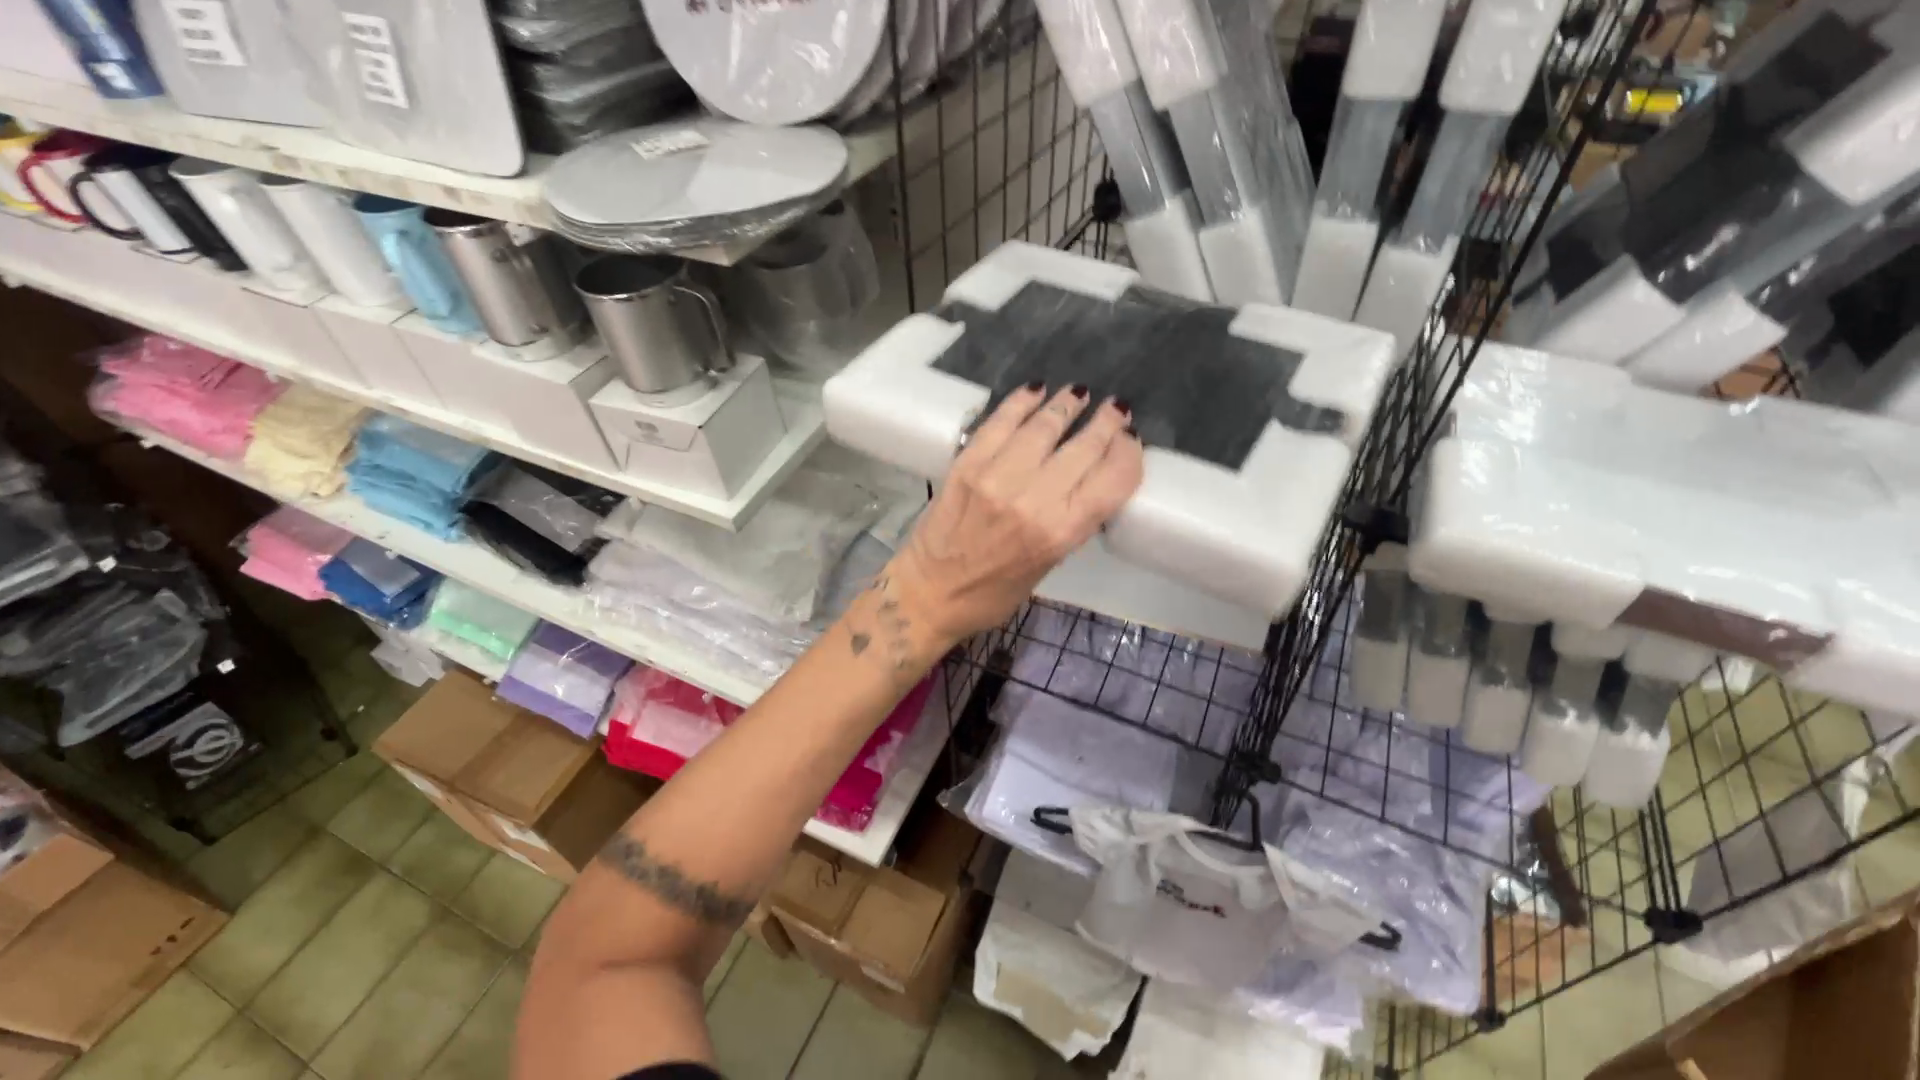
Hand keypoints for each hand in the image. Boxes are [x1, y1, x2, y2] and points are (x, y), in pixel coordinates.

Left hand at [883, 383, 1143, 649]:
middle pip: (1084, 448)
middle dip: (1106, 423)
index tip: (1130, 440)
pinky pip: (1000, 422)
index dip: (1128, 453)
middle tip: (1115, 409)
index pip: (1113, 479)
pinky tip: (1036, 391)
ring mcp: (996, 478)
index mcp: (1060, 534)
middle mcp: (1033, 501)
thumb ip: (1071, 522)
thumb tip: (1090, 480)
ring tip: (1077, 394)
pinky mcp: (966, 464)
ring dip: (1066, 404)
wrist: (929, 593)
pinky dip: (1021, 402)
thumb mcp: (1048, 565)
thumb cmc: (994, 592)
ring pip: (1044, 426)